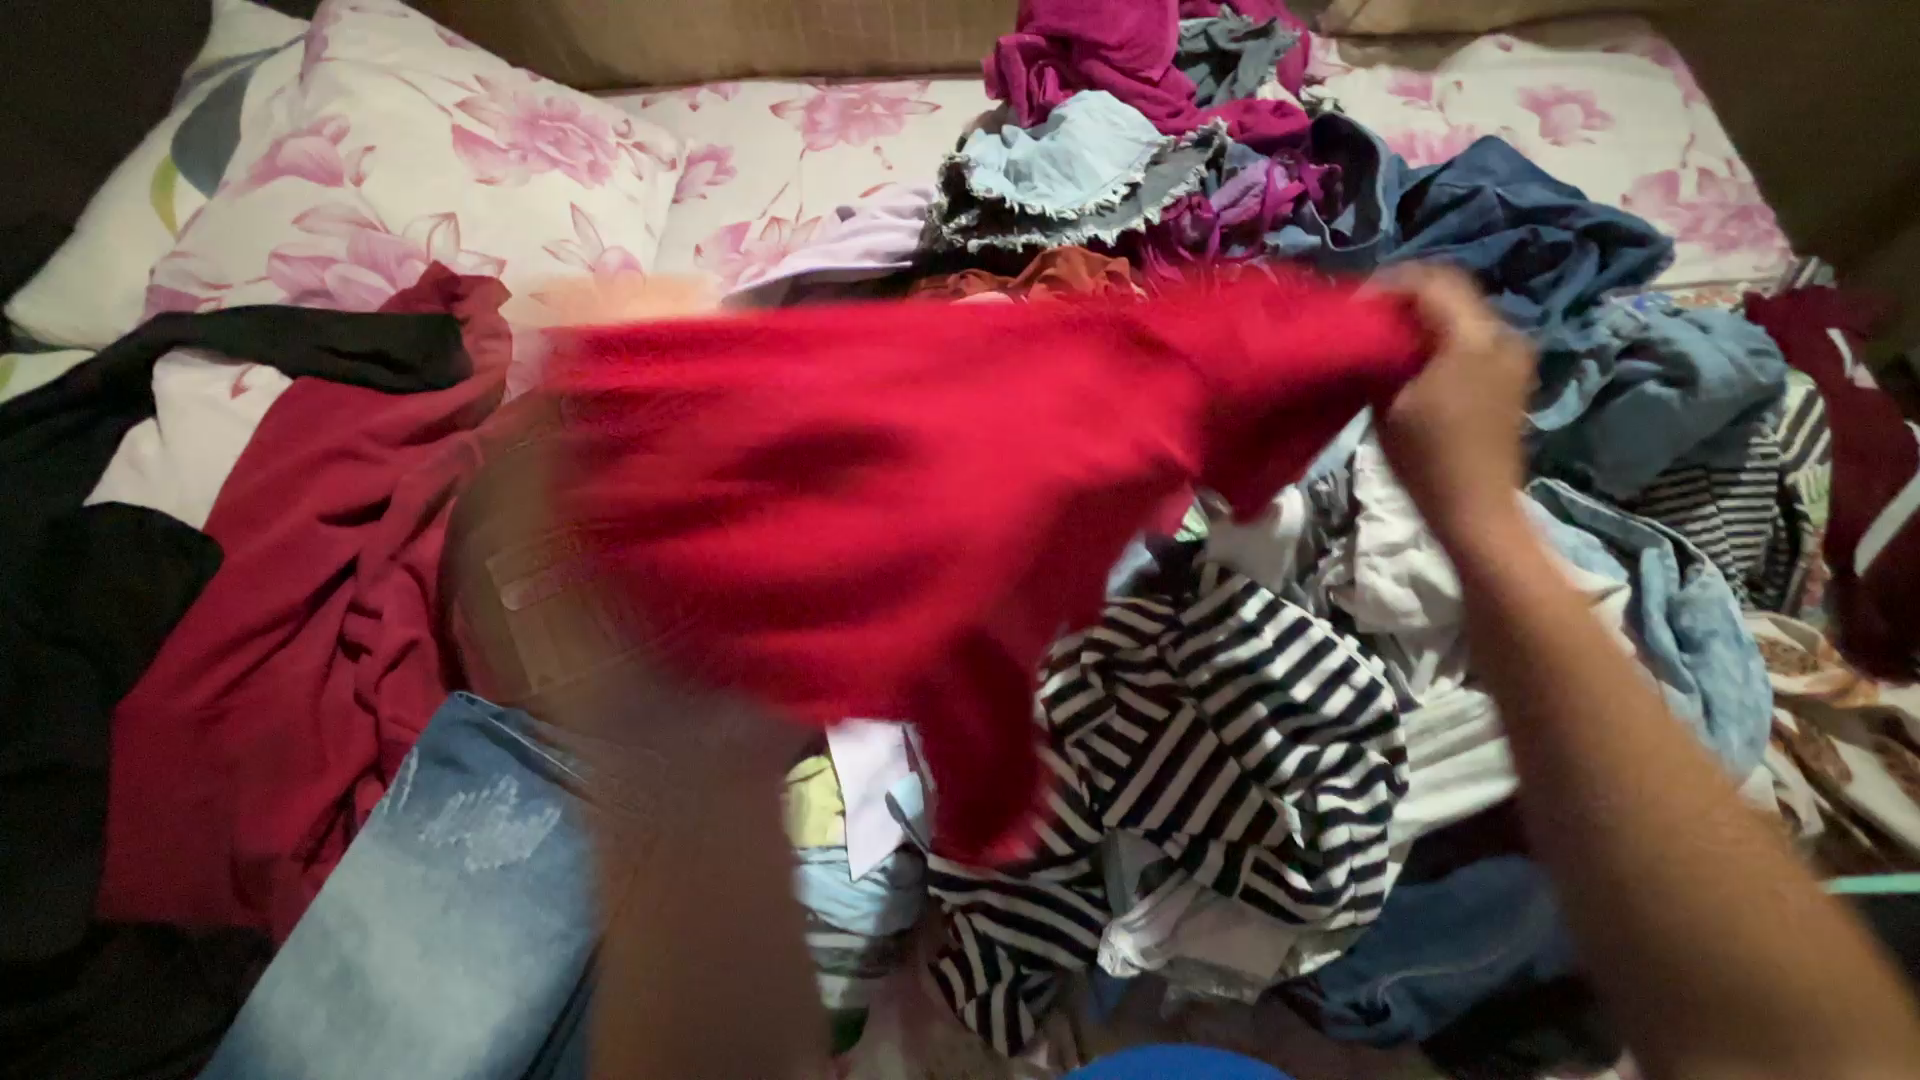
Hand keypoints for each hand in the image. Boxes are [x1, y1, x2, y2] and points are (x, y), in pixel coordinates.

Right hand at [1375, 265, 1536, 556]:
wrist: (1474, 506)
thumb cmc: (1425, 457)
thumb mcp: (1388, 403)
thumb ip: (1381, 355)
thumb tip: (1369, 333)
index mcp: (1472, 337)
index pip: (1431, 282)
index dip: (1387, 284)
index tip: (1353, 305)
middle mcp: (1503, 335)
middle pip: (1451, 291)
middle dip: (1405, 298)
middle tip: (1365, 317)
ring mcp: (1513, 355)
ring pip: (1462, 314)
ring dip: (1423, 318)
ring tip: (1384, 339)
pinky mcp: (1511, 375)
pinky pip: (1472, 337)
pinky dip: (1440, 338)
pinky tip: (1412, 360)